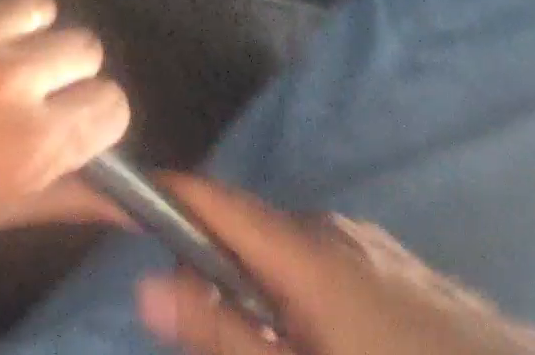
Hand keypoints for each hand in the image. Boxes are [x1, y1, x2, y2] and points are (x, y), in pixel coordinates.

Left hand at [0, 0, 129, 281]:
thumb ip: (68, 198)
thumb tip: (131, 202)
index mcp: (36, 143)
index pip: (111, 102)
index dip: (92, 111)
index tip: (69, 113)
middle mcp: (9, 80)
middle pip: (82, 45)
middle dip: (62, 66)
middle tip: (25, 81)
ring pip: (34, 3)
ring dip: (20, 26)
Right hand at [136, 176, 534, 354]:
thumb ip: (221, 334)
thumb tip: (143, 285)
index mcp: (304, 250)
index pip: (206, 195)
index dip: (157, 198)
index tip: (121, 222)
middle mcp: (336, 232)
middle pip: (242, 229)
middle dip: (210, 269)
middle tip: (212, 334)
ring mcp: (380, 251)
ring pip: (287, 253)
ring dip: (262, 290)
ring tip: (274, 348)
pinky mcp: (413, 275)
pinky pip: (332, 268)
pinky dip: (307, 296)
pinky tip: (333, 350)